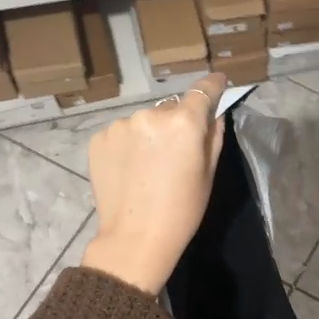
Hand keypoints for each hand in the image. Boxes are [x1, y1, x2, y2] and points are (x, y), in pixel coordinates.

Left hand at [81, 73, 228, 295]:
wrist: (135, 237)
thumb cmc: (182, 209)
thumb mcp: (209, 173)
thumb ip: (213, 136)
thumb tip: (215, 112)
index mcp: (184, 122)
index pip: (202, 90)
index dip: (213, 85)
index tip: (219, 82)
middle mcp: (150, 114)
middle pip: (171, 108)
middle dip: (177, 122)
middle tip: (177, 152)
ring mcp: (121, 125)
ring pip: (144, 121)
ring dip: (150, 134)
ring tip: (149, 165)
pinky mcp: (99, 138)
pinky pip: (122, 133)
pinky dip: (129, 145)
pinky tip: (131, 169)